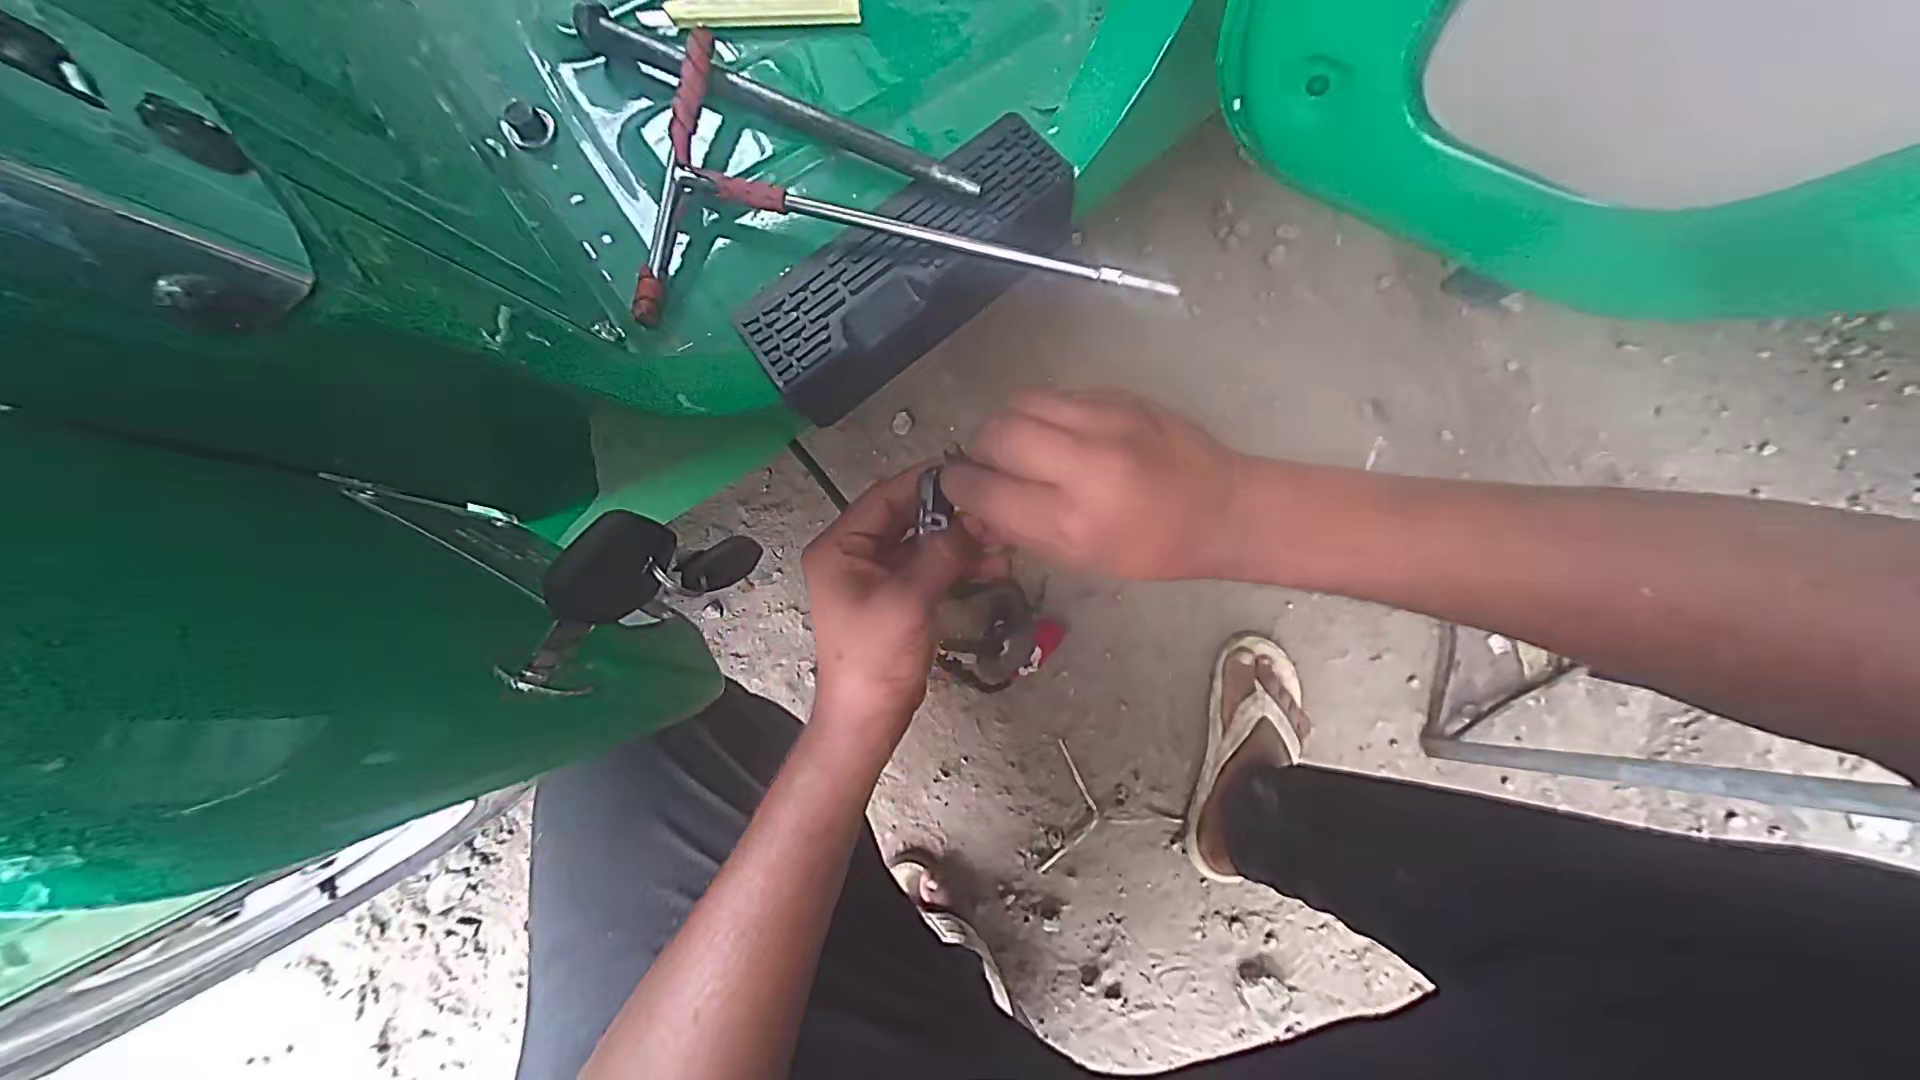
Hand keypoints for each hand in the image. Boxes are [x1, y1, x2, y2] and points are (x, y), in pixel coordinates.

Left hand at [803, 465, 995, 742]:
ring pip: (924, 544)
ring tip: (1000, 543)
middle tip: (992, 514)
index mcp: (840, 547)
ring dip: (961, 542)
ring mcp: (878, 577)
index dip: (926, 483)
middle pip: (908, 519)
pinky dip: (958, 565)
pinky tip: (991, 566)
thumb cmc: (875, 658)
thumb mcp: (909, 598)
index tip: (966, 473)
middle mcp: (856, 555)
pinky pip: (930, 568)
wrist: (869, 716)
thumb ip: (943, 553)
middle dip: (952, 517)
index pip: (885, 497)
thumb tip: (975, 521)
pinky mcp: (899, 596)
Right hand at [943, 388, 1243, 579]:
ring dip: (1006, 425)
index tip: (957, 485)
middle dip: (979, 450)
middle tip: (990, 465)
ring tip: (1021, 447)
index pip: (987, 491)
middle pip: (997, 434)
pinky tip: (1057, 434)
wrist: (1222, 507)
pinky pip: (1054, 395)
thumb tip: (976, 505)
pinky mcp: (1118, 396)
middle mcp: (1086, 465)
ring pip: (1019, 403)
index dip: (960, 487)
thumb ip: (1021, 530)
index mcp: (1074, 521)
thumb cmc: (1151, 548)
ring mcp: (1105, 421)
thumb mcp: (1081, 560)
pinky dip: (1040, 415)